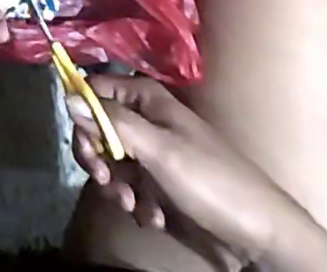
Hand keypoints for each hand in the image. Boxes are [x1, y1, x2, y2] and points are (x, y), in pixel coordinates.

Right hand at [69, 75, 290, 264]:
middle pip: (97, 128)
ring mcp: (152, 153)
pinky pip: (128, 187)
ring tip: (133, 205)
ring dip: (116, 186)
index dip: (83, 115)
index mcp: (145, 99)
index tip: (85, 145)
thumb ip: (112, 122)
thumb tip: (68, 96)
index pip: (95, 90)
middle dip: (98, 158)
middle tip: (104, 180)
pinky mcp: (158, 184)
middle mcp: (145, 120)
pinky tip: (153, 217)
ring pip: (110, 162)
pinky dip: (135, 203)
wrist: (259, 237)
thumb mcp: (159, 150)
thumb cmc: (210, 181)